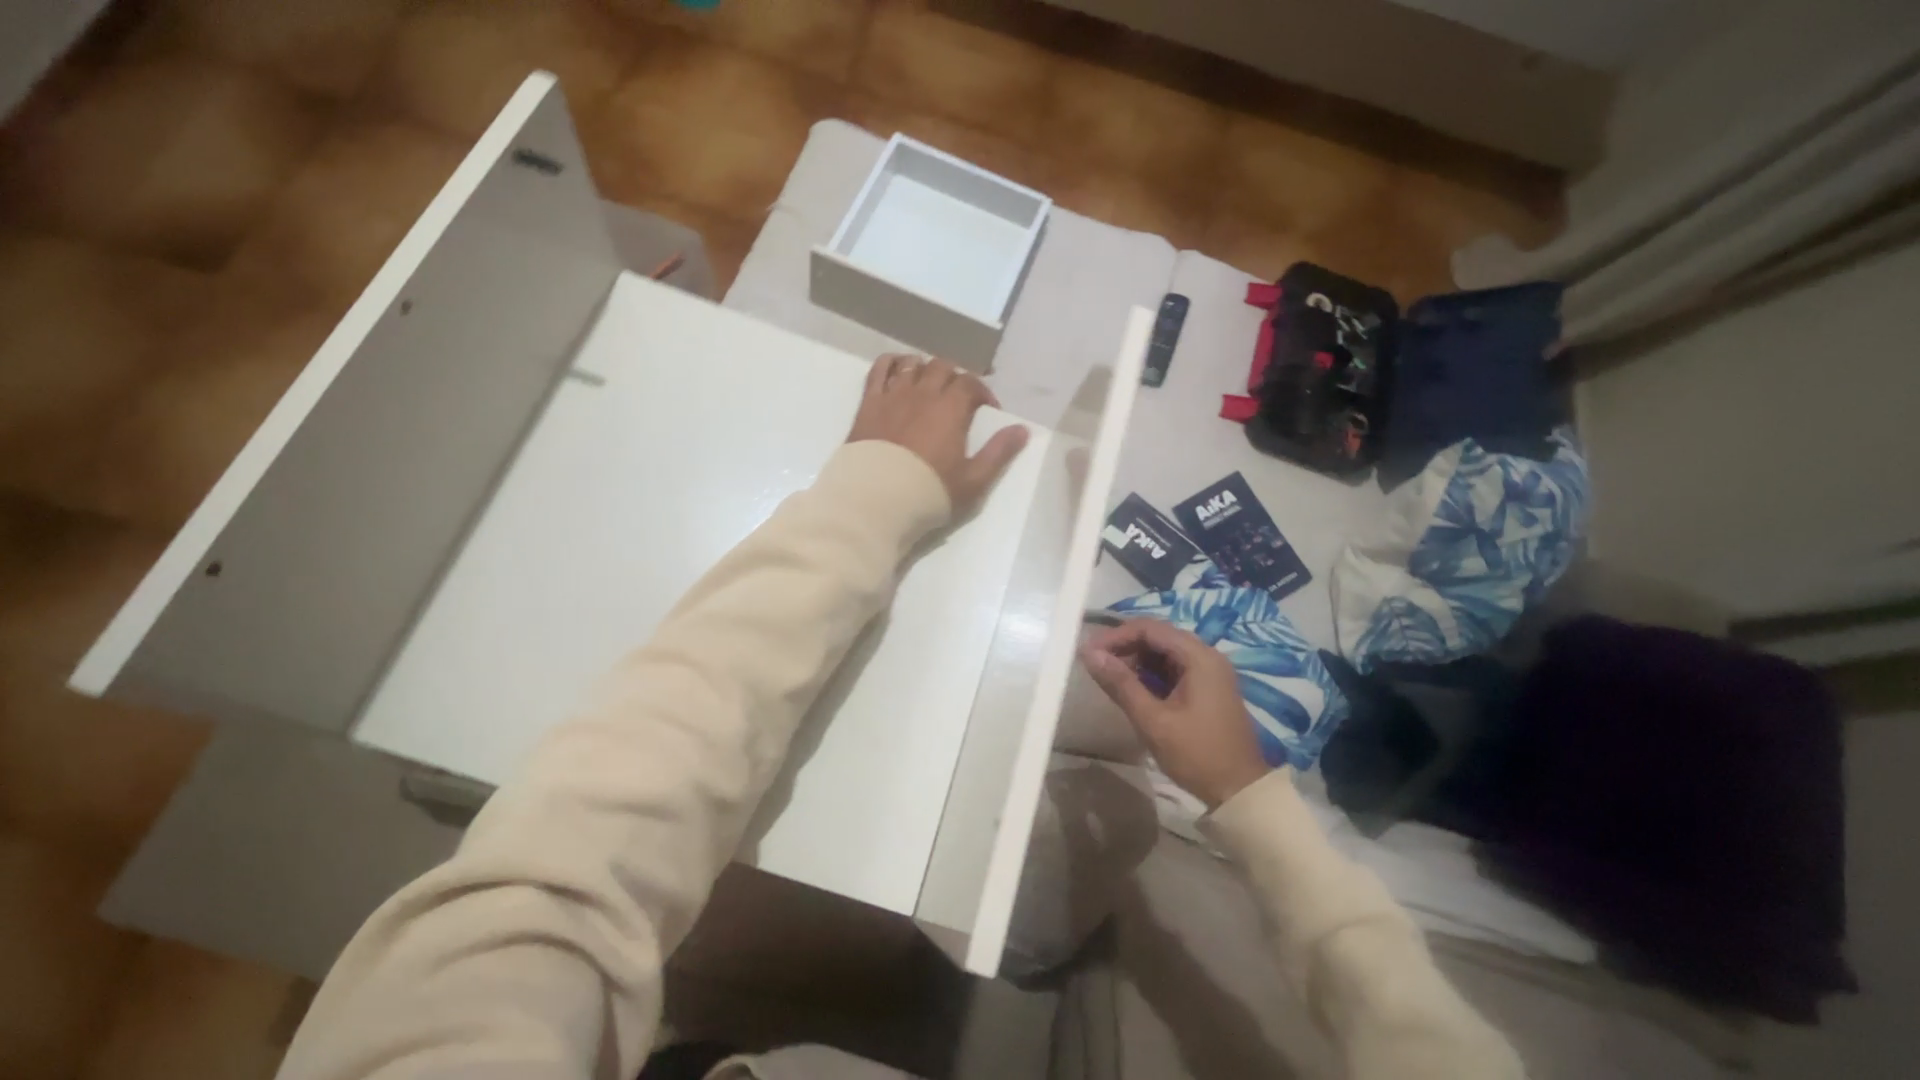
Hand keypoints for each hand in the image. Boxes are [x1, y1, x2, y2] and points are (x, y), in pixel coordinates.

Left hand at [847, 353, 1028, 511]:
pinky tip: (897, 368)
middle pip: (942, 367)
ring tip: (929, 383)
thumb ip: (999, 452)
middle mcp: (923, 393)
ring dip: (925, 368)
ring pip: (912, 364)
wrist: (876, 498)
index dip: (982, 392)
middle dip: (955, 377)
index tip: (986, 409)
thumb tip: (1022, 430)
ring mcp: (893, 395)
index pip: (970, 383)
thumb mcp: (973, 480)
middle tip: (958, 396)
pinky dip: (891, 363)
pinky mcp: (868, 403)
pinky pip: (879, 369)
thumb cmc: (929, 491)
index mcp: (951, 408)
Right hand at [1079, 619, 1272, 807]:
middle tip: (1095, 665)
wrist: (1239, 790)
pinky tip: (1131, 688)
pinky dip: (1150, 674)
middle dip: (1124, 647)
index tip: (1089, 653)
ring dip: (1136, 660)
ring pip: (1164, 652)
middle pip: (1158, 636)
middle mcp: (1207, 656)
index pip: (1150, 628)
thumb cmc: (1196, 754)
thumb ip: (1121, 684)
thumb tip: (1089, 654)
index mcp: (1199, 657)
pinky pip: (1173, 669)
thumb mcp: (1153, 720)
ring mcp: (1209, 672)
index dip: (1115, 636)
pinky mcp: (1207, 688)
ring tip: (1108, 677)